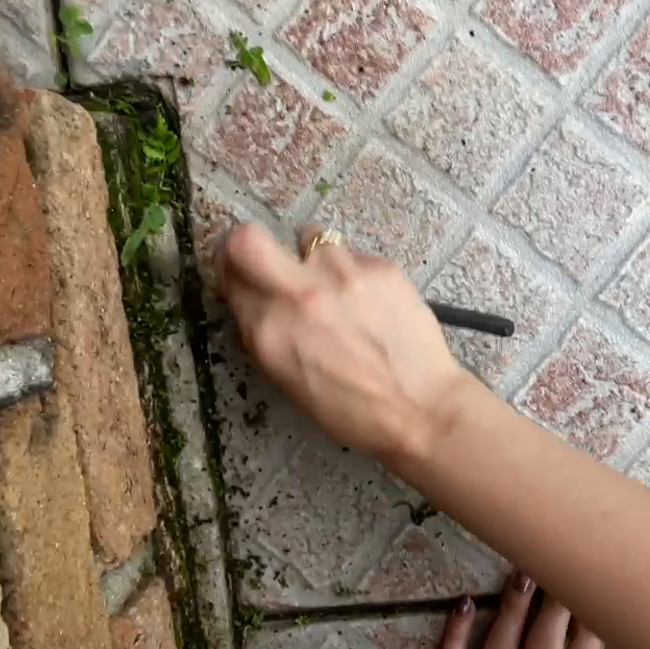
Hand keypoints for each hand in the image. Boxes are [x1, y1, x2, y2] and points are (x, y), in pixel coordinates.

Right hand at [216, 223, 474, 460]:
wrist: (420, 409)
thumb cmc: (354, 411)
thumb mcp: (291, 382)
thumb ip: (267, 335)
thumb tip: (256, 303)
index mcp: (268, 332)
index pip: (229, 278)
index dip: (234, 275)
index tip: (244, 276)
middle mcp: (298, 296)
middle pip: (246, 239)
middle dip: (248, 242)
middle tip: (267, 256)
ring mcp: (340, 275)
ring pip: (310, 237)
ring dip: (315, 257)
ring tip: (337, 285)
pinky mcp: (380, 267)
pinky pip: (354, 254)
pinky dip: (355, 271)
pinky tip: (372, 300)